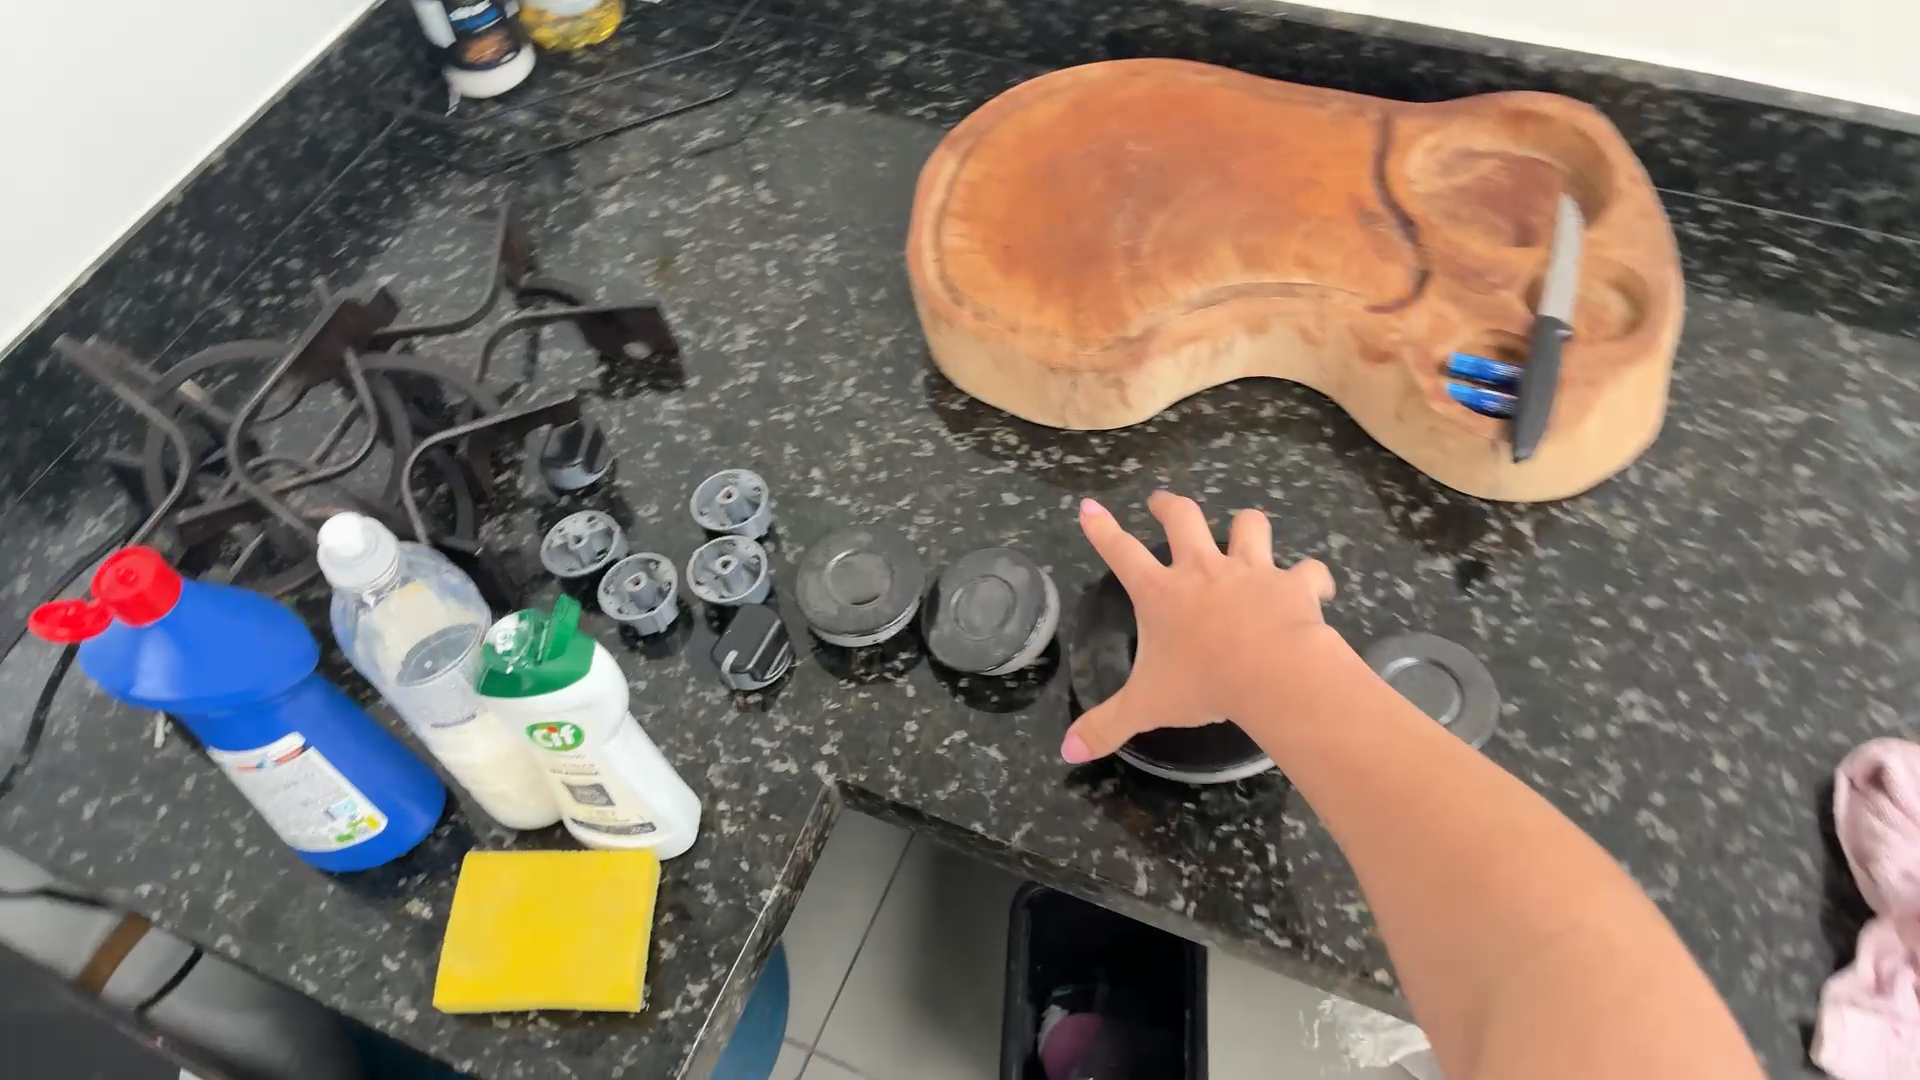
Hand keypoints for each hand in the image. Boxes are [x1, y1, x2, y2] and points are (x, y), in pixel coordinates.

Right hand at [1061, 492, 1341, 762]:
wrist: (1274, 674)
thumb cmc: (1203, 683)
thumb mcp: (1147, 706)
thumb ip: (1106, 726)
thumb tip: (1067, 751)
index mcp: (1161, 592)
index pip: (1120, 551)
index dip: (1101, 528)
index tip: (1089, 507)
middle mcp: (1202, 570)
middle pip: (1182, 518)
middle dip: (1169, 505)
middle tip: (1161, 501)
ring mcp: (1250, 571)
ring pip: (1248, 526)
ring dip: (1245, 525)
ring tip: (1243, 528)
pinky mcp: (1292, 584)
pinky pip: (1308, 570)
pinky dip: (1310, 576)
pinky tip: (1312, 585)